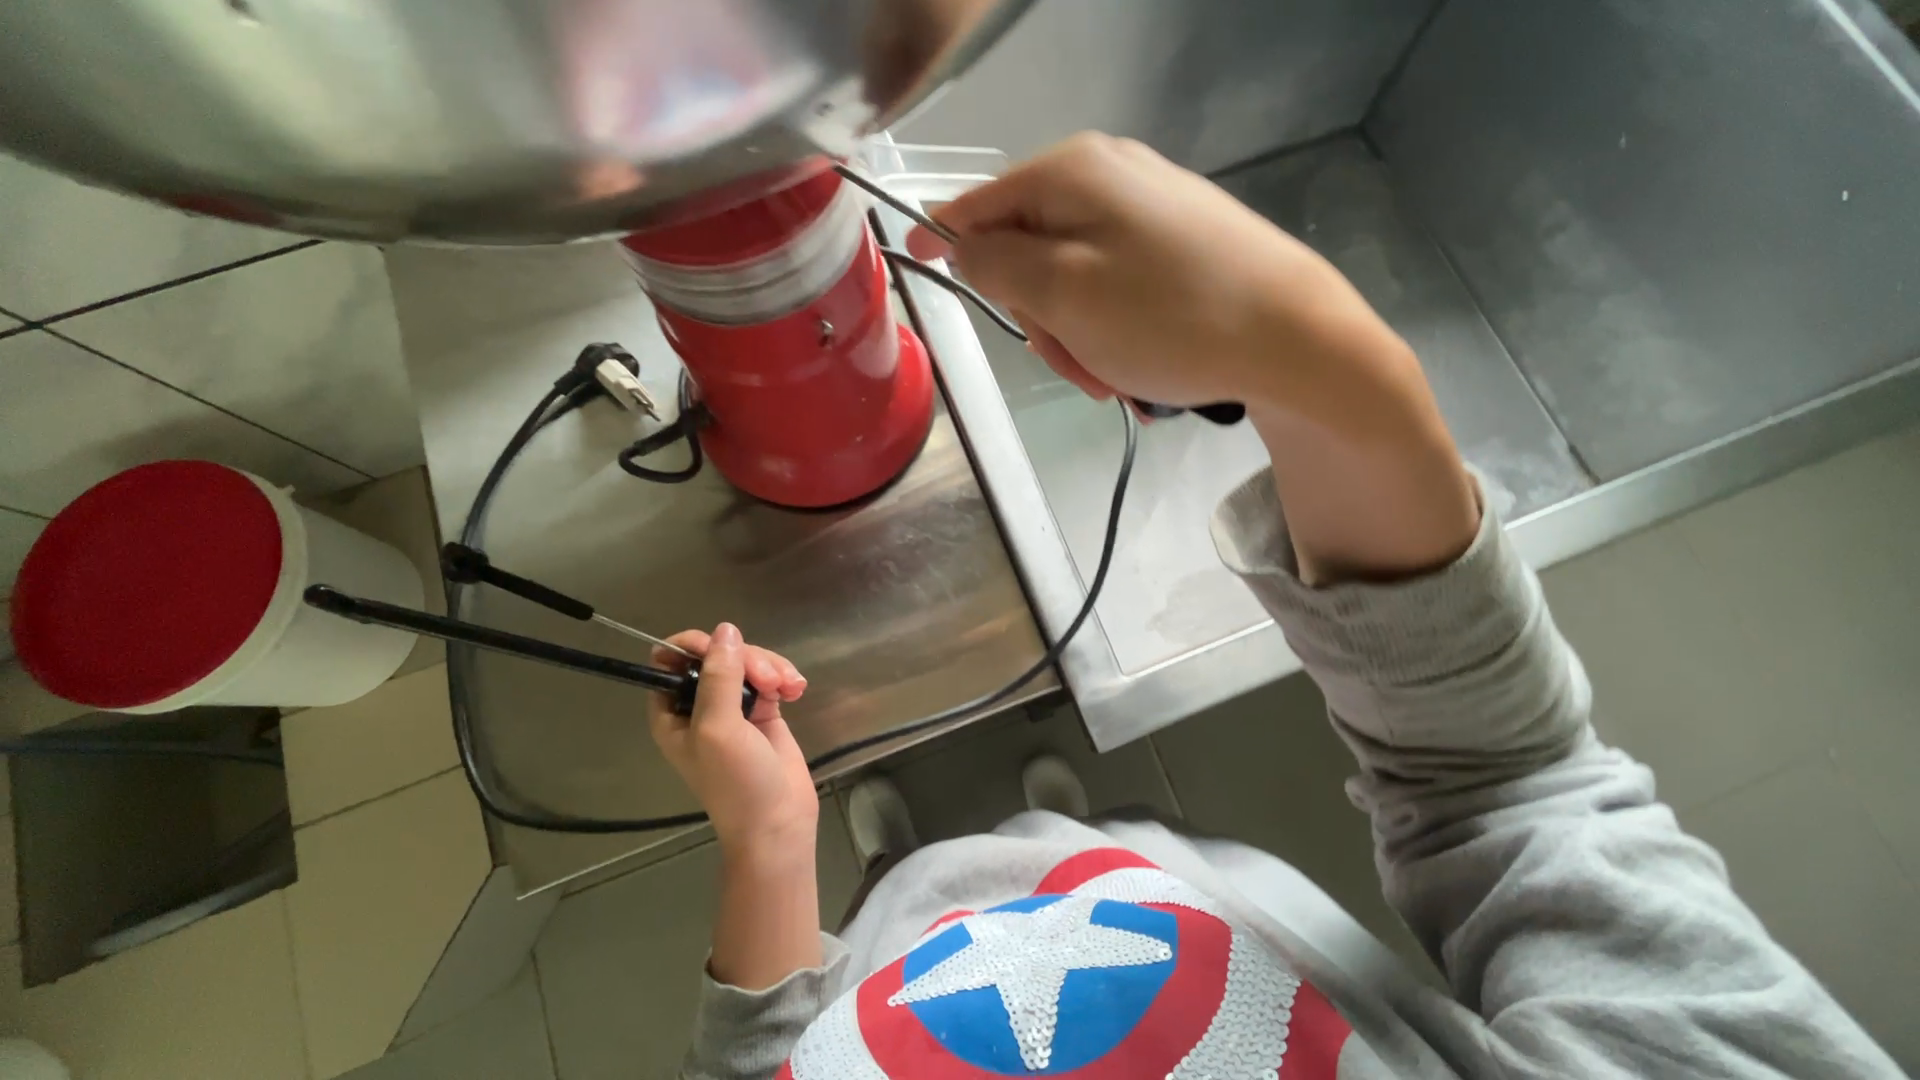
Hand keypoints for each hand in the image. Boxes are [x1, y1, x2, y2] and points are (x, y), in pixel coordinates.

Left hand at [647, 623, 814, 859]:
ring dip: (771, 668)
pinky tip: (796, 691)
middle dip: (747, 660)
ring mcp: (733, 708)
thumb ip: (719, 677)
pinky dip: (784, 677)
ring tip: (790, 688)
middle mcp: (699, 705)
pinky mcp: (763, 711)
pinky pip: (769, 677)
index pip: (671, 659)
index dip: (696, 645)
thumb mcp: (718, 727)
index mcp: (671, 711)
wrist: (777, 823)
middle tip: (768, 681)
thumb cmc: (735, 781)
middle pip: (718, 654)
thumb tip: (726, 630)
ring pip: (748, 662)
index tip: (724, 648)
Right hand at [907, 133, 1415, 422]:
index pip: (980, 202)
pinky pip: (1116, 286)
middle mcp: (1109, 176)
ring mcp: (1150, 208)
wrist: (1295, 338)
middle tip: (1071, 360)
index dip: (943, 237)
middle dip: (1038, 315)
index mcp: (1072, 174)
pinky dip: (1113, 330)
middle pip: (1029, 248)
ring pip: (1072, 277)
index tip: (913, 261)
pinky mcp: (1182, 242)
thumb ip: (995, 262)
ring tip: (1112, 375)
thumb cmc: (1167, 316)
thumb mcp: (1062, 293)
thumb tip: (956, 236)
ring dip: (1078, 334)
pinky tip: (1138, 363)